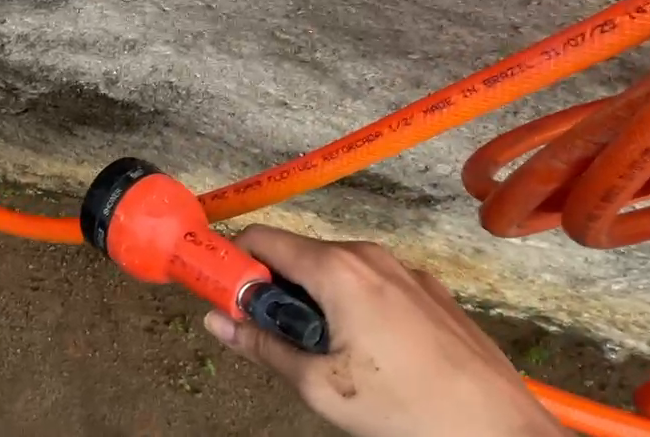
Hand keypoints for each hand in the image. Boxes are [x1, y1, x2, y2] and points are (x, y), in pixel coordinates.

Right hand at [203, 226, 563, 436]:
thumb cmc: (410, 412)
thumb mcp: (320, 387)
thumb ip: (261, 346)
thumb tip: (214, 321)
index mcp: (335, 267)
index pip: (260, 239)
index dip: (234, 263)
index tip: (228, 296)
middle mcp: (368, 255)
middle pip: (298, 254)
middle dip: (278, 288)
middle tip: (277, 334)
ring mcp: (406, 271)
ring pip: (337, 270)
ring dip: (317, 298)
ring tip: (331, 351)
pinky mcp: (435, 293)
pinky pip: (375, 284)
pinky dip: (357, 304)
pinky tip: (376, 353)